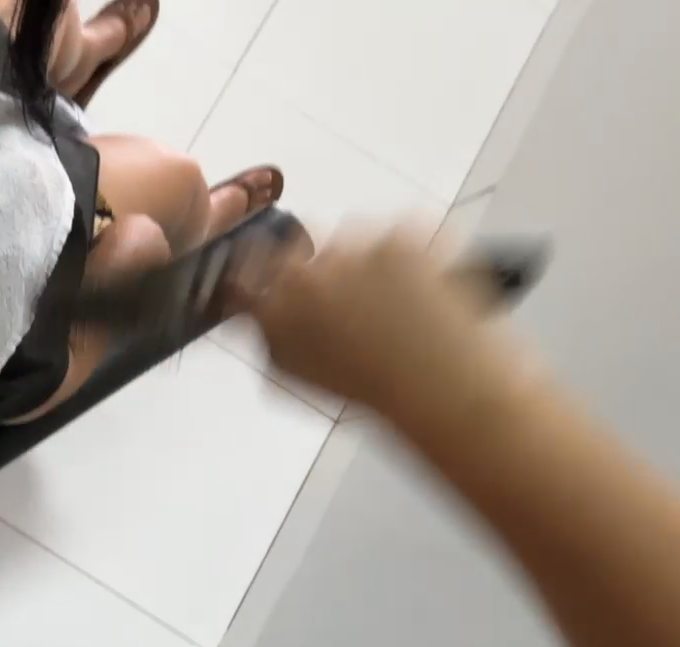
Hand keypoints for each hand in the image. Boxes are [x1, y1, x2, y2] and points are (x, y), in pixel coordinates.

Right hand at [245, 226, 533, 424]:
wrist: (438, 381)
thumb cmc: (365, 384)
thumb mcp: (289, 371)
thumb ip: (264, 333)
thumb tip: (254, 309)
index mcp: (270, 309)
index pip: (240, 274)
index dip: (248, 273)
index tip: (261, 276)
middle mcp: (303, 274)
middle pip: (291, 249)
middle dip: (307, 264)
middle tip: (335, 290)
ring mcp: (353, 249)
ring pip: (345, 235)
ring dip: (357, 254)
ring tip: (381, 292)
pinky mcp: (402, 234)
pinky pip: (397, 228)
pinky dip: (405, 249)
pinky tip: (413, 283)